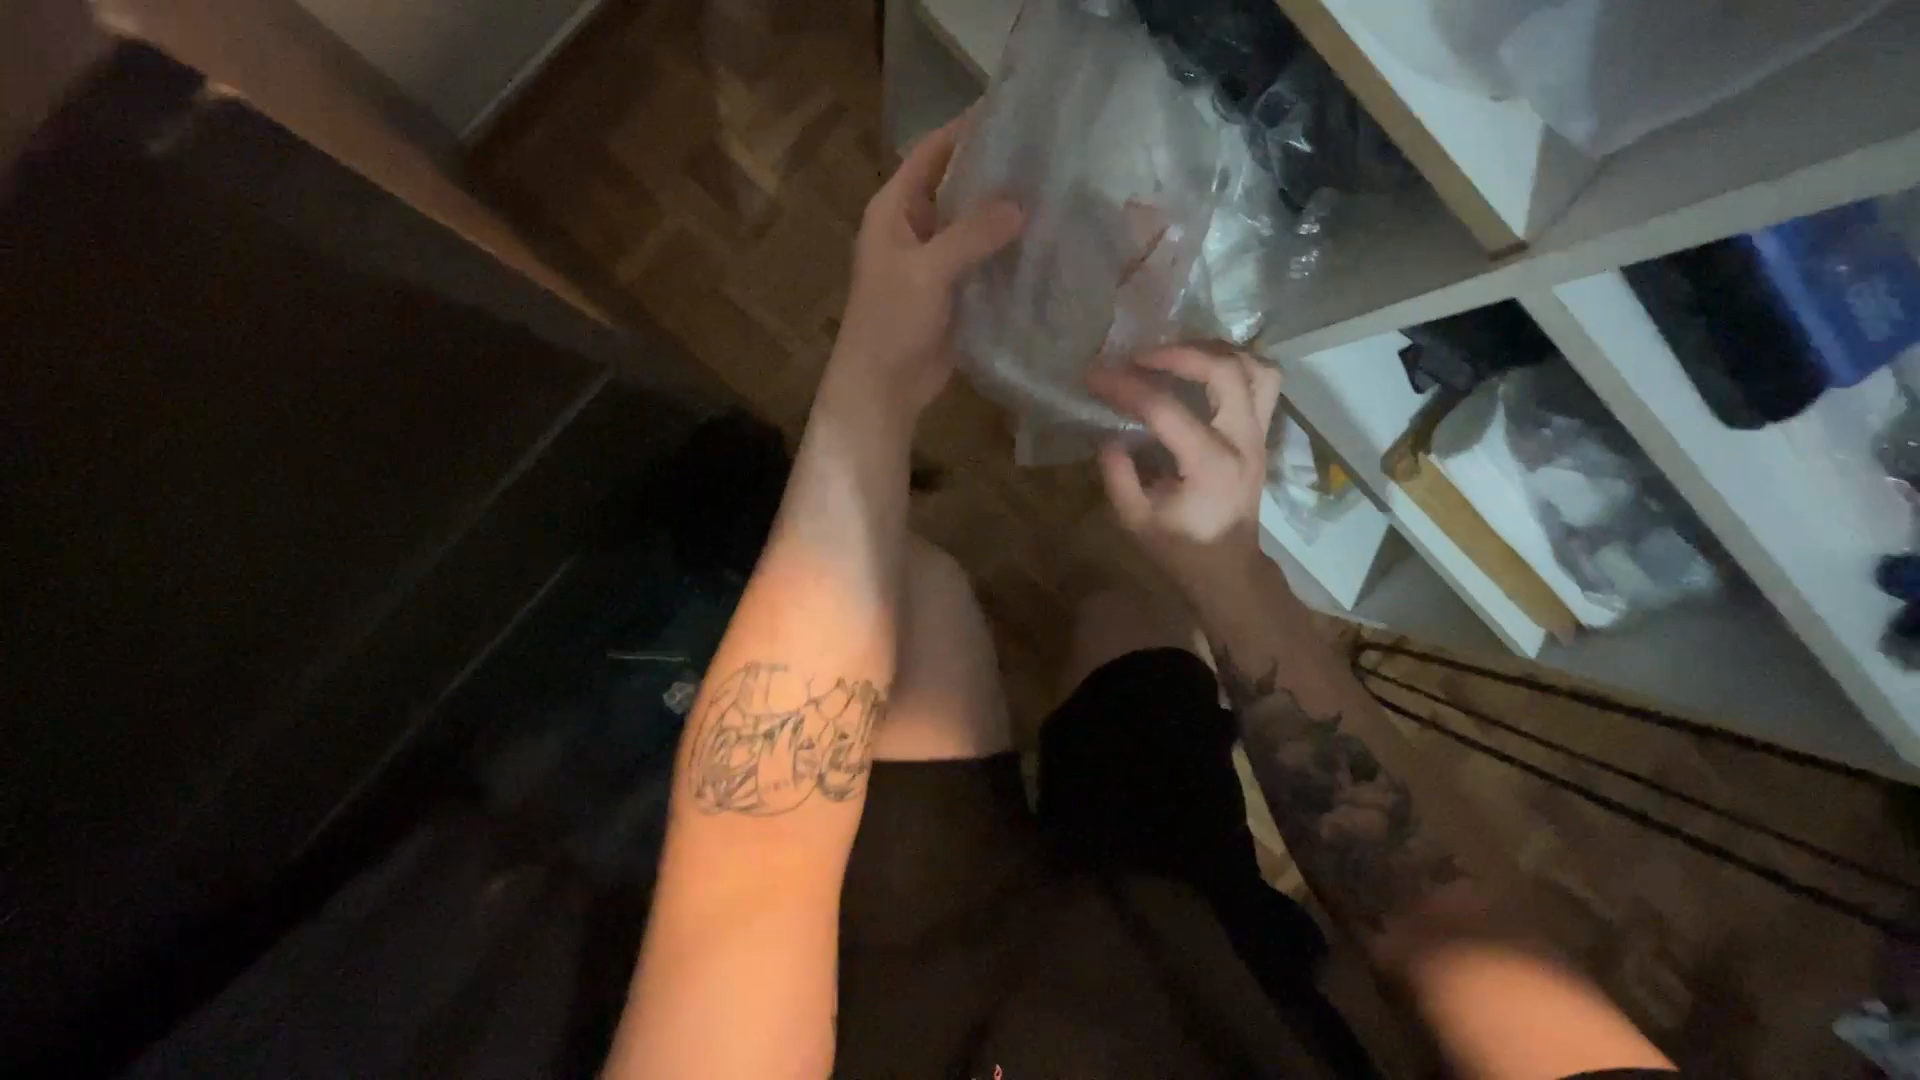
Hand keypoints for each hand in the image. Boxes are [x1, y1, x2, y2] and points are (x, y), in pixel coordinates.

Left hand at [820, 112, 1023, 427]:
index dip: (965, 130)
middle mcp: (915, 229)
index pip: (931, 154)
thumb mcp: (926, 271)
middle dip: (995, 173)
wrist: (883, 388)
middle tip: (1047, 154)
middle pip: (957, 187)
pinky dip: (1008, 253)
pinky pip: (984, 263)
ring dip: (1006, 215)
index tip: (1010, 111)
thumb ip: (970, 235)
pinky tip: (1045, 244)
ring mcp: (936, 262)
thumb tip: (1020, 205)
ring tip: (1056, 192)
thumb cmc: (891, 322)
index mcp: (894, 210)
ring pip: (975, 227)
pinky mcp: (955, 293)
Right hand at [1089, 345, 1283, 581]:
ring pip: (1255, 368)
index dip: (1126, 387)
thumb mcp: (1136, 522)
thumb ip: (1119, 477)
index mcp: (1210, 466)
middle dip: (1177, 353)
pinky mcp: (1262, 433)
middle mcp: (1243, 441)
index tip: (1094, 375)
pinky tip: (1201, 367)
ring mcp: (1260, 434)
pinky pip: (1263, 381)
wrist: (1229, 568)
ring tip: (1174, 353)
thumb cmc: (1181, 549)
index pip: (1165, 409)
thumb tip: (1110, 438)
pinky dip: (1234, 363)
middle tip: (1138, 356)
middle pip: (1224, 371)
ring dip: (1213, 351)